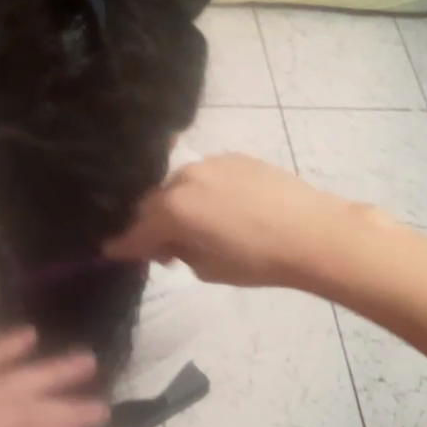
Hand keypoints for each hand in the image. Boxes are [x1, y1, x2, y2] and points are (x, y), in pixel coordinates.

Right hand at [105, 153, 374, 287]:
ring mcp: (210, 163)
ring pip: (179, 185)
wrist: (313, 232)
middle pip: (152, 203)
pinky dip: (203, 192)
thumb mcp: (207, 268)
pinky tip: (223, 209)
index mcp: (172, 209)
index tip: (113, 253)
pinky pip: (205, 175)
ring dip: (179, 205)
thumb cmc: (257, 260)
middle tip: (168, 248)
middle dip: (152, 225)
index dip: (123, 246)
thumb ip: (177, 252)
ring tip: (199, 226)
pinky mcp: (235, 157)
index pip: (135, 231)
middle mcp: (183, 178)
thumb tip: (168, 244)